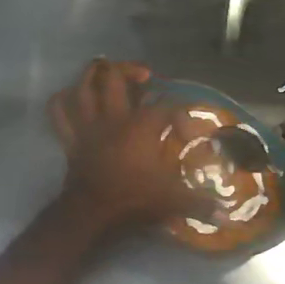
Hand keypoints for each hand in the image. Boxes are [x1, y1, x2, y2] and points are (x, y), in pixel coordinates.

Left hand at [47, 59, 197, 234]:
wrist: (91, 214)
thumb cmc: (133, 200)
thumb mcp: (173, 201)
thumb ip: (199, 203)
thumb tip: (225, 213)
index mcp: (142, 126)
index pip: (166, 106)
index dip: (181, 114)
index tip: (188, 133)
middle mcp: (114, 118)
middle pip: (116, 77)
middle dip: (130, 70)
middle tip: (145, 76)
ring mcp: (89, 126)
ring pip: (84, 87)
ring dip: (93, 74)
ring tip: (106, 70)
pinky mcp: (71, 139)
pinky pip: (58, 113)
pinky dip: (62, 100)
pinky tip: (71, 96)